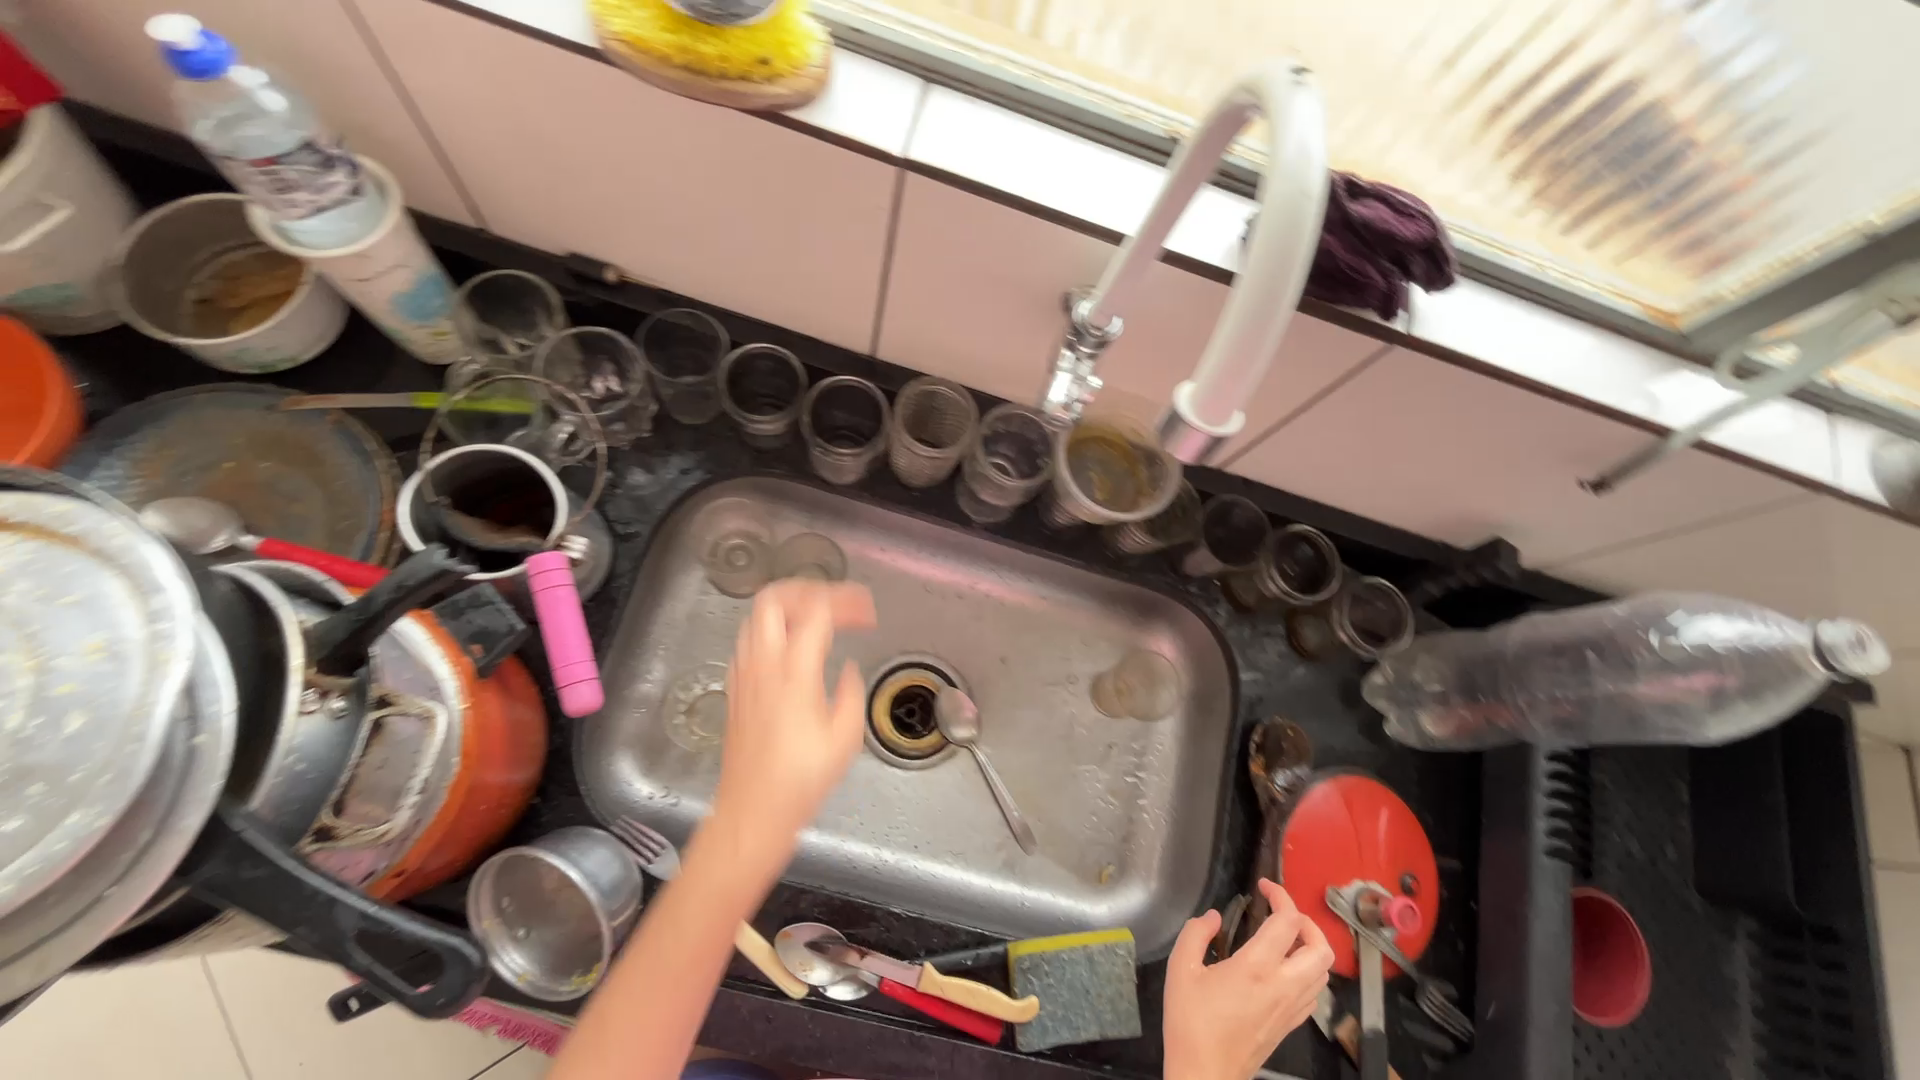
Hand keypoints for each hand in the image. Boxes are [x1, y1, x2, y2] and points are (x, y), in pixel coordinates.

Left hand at [712, 580, 876, 842]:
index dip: (846, 600)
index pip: (818, 611)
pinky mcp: (735, 688)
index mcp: (795, 672)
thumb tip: (848, 672)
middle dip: (809, 589)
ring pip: (757, 616)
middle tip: (836, 602)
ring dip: (789, 608)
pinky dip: (772, 630)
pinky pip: (749, 640)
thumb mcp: (845, 738)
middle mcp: (763, 665)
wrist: (751, 811)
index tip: (867, 611)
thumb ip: (851, 693)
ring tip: (817, 619)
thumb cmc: (800, 781)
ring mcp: (744, 674)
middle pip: (775, 599)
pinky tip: (789, 649)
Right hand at [1163, 879, 1335, 1079]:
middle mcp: (1283, 985)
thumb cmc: (1190, 1021)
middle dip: (1307, 922)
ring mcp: (1292, 1008)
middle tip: (1281, 914)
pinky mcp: (1291, 1025)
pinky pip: (1314, 992)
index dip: (1281, 896)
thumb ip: (1196, 934)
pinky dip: (1307, 972)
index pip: (1288, 922)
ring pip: (1323, 972)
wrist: (1205, 1074)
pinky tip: (1282, 971)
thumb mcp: (1180, 969)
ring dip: (1310, 948)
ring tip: (1283, 939)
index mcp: (1256, 967)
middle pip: (1321, 948)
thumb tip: (1212, 917)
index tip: (1263, 887)